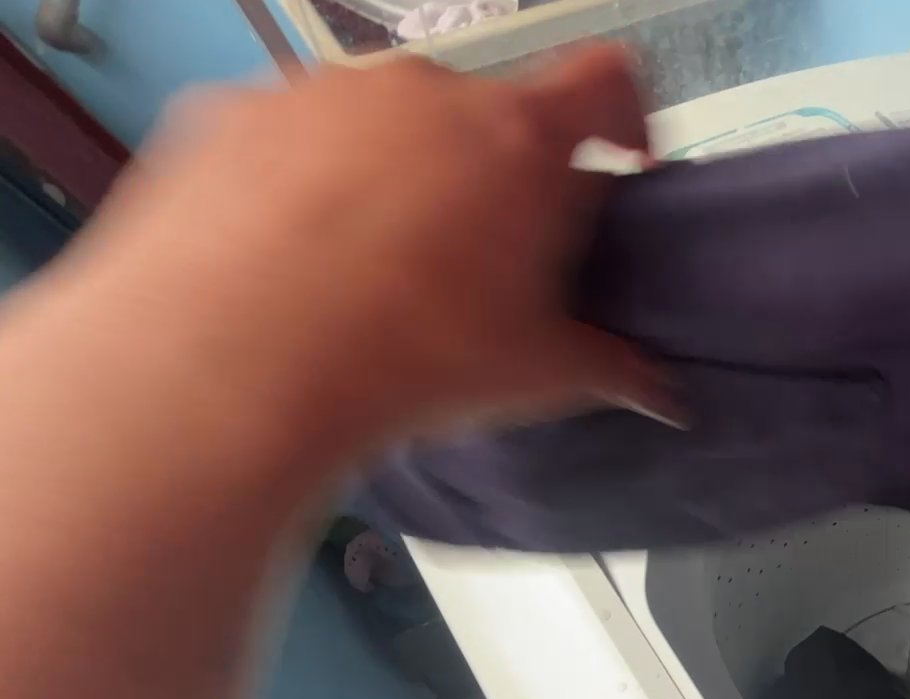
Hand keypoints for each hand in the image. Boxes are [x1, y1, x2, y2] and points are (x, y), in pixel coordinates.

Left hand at [23, 45, 681, 458]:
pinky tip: (319, 254)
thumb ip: (621, 371)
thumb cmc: (423, 355)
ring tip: (404, 264)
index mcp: (523, 142)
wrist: (230, 361)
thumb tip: (670, 399)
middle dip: (516, 174)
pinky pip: (315, 133)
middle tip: (504, 256)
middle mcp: (429, 92)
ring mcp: (325, 91)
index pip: (608, 79)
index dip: (630, 114)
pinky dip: (336, 179)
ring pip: (408, 123)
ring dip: (427, 176)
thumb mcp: (545, 373)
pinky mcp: (236, 110)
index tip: (622, 161)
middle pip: (502, 115)